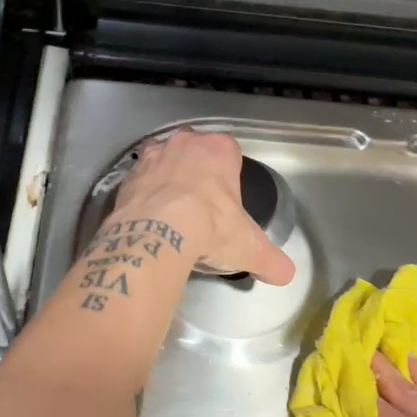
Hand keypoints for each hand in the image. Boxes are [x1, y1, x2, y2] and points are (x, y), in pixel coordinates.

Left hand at [109, 130, 294, 284]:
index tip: (226, 199)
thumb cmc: (211, 227)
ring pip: (165, 159)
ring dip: (168, 177)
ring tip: (171, 211)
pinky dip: (144, 192)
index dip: (229, 175)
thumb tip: (286, 275)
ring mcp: (155, 154)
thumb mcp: (249, 247)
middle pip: (196, 151)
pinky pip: (140, 178)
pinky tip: (148, 216)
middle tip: (200, 205)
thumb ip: (271, 259)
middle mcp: (187, 142)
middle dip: (198, 171)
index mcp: (220, 149)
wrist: (159, 232)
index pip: (230, 152)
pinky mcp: (130, 173)